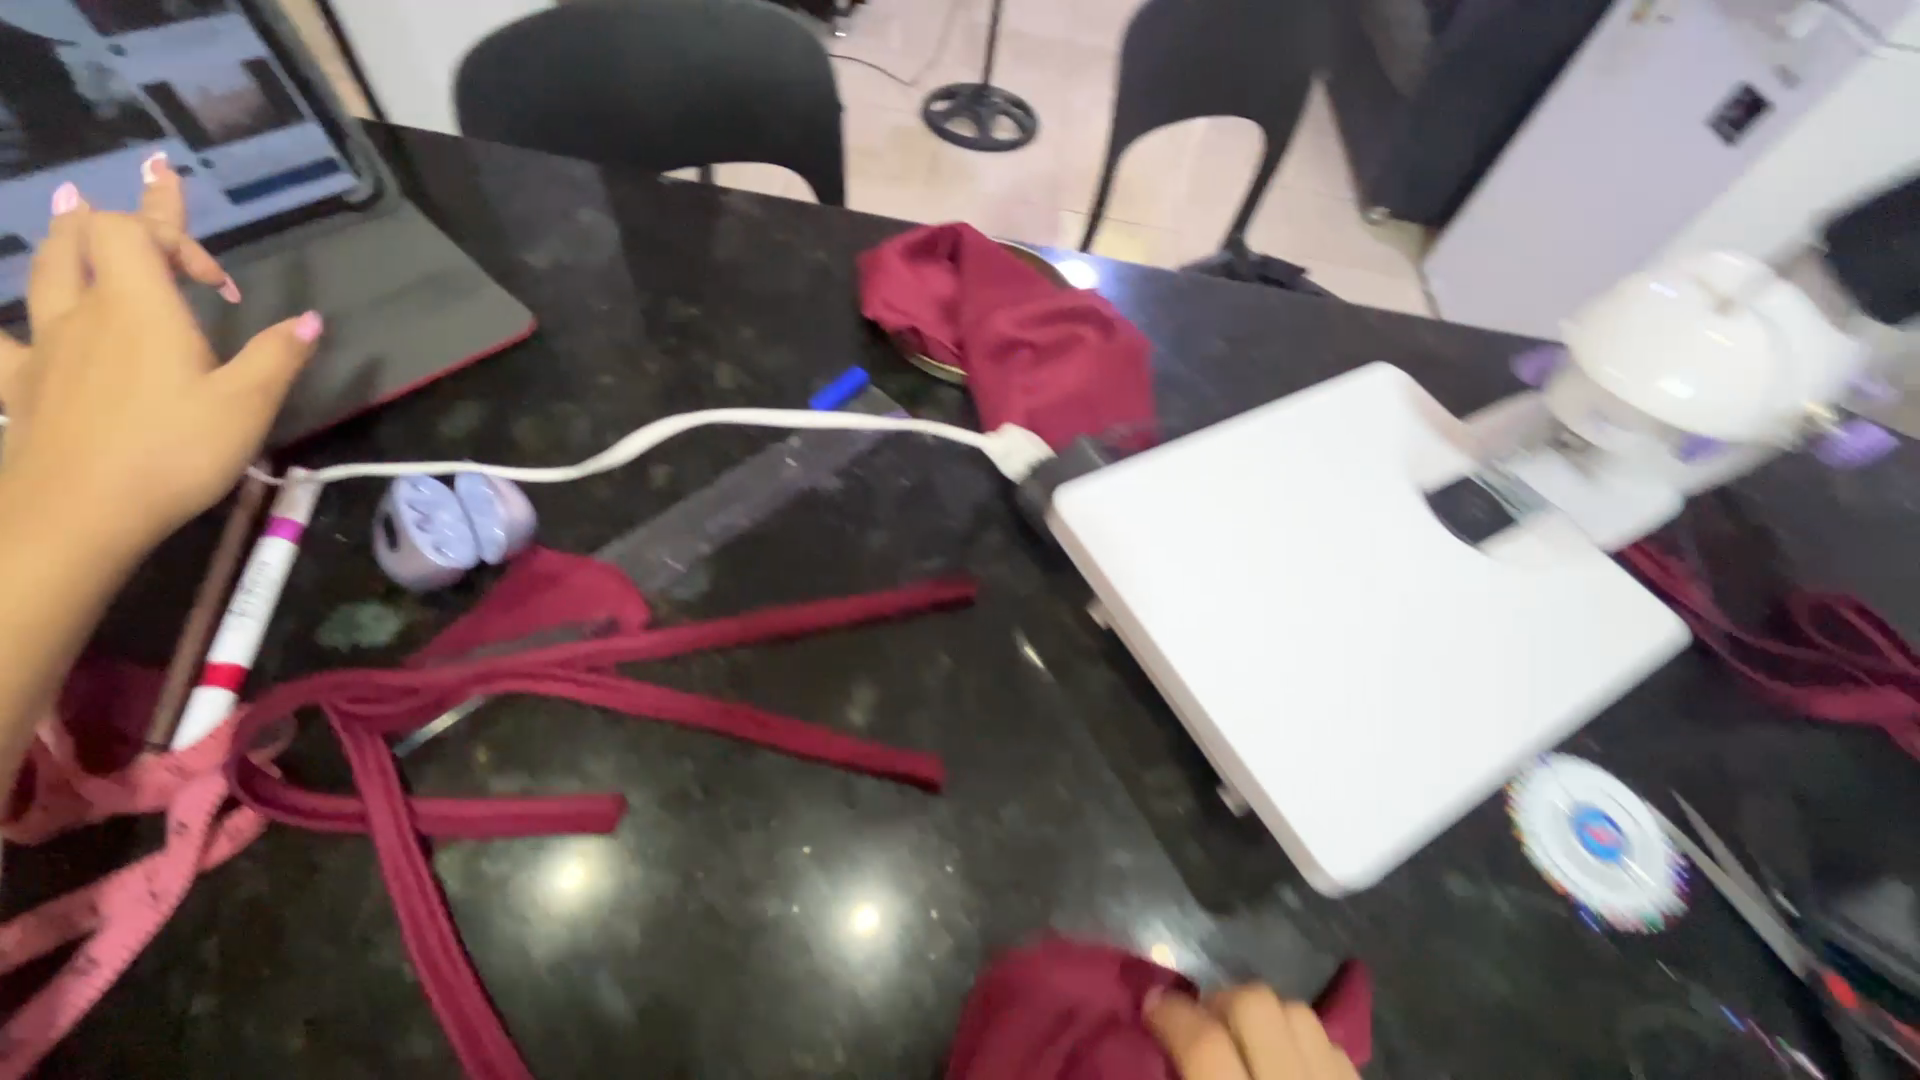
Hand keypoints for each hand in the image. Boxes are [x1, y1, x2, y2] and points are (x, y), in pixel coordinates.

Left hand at [0, 155, 322, 558]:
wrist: (78, 510)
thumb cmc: (174, 450)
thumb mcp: (248, 405)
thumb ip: (277, 356)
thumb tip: (310, 318)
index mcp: (140, 310)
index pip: (133, 232)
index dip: (173, 232)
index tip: (218, 281)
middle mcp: (83, 314)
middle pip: (80, 239)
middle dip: (116, 219)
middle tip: (147, 211)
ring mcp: (43, 348)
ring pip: (43, 273)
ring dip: (64, 241)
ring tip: (68, 211)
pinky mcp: (22, 385)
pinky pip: (8, 338)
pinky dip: (18, 320)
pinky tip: (20, 328)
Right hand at [1147, 984, 1360, 1079]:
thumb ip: (1187, 1078)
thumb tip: (1163, 1049)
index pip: (1205, 1046)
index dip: (1171, 1015)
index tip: (1151, 1005)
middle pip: (1257, 1007)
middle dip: (1221, 1002)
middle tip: (1202, 1024)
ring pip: (1298, 1014)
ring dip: (1265, 1017)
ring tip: (1247, 1041)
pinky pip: (1334, 1045)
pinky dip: (1303, 1043)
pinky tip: (1290, 1065)